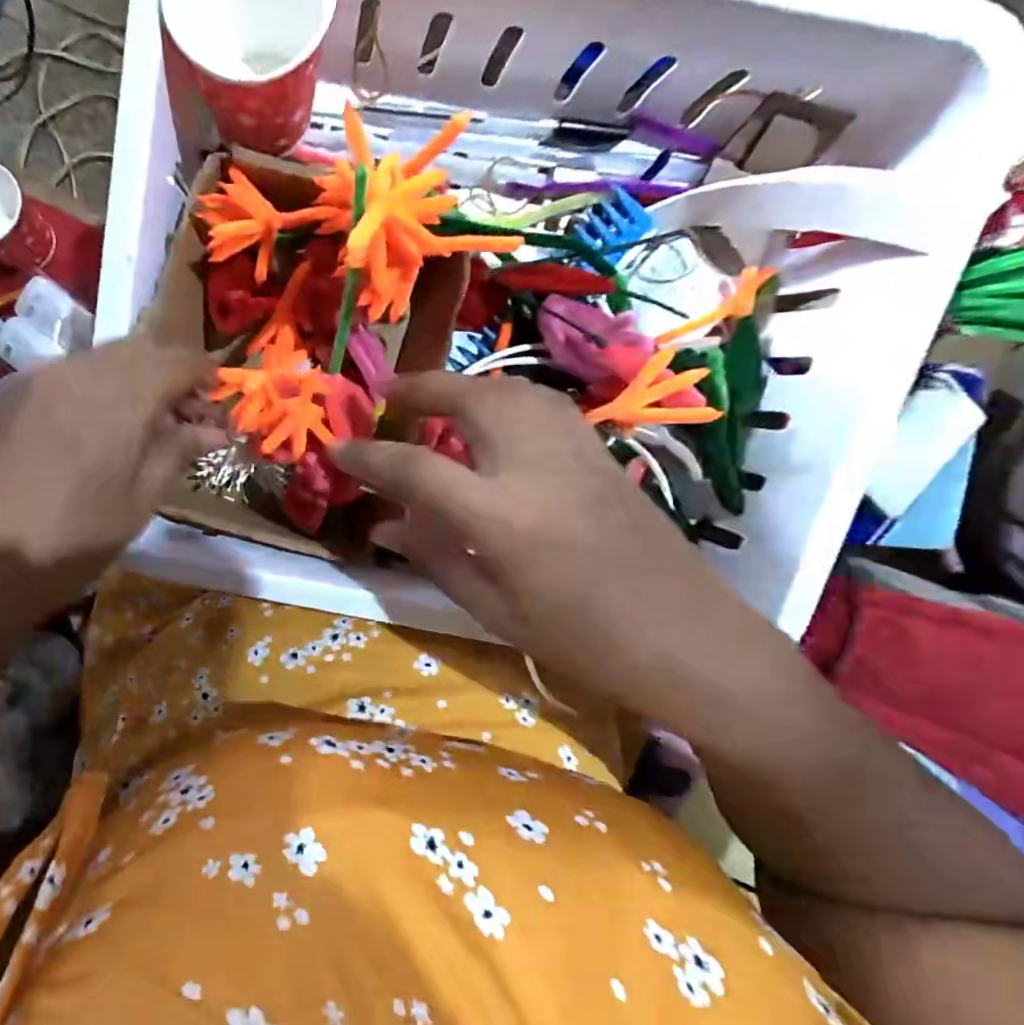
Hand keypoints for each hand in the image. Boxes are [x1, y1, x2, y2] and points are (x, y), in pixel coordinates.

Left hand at [0, 341, 221, 675]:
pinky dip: (93, 389)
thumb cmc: (67, 541)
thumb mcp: (137, 503)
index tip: (216, 404)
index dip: (204, 374)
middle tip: (183, 418)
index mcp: (120, 397)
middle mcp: (78, 371)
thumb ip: (176, 453)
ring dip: (131, 380)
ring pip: (99, 359)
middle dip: (170, 374)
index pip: (178, 359)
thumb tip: (213, 430)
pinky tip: (89, 431)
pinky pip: (63, 375)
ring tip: (139, 427)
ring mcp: (34, 378)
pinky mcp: (2, 394)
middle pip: (139, 349)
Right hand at [332, 372, 722, 687]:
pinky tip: (493, 419)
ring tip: (434, 398)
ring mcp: (574, 450)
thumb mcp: (494, 609)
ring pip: (509, 389)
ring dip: (464, 384)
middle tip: (386, 393)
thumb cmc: (581, 640)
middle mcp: (535, 465)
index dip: (369, 456)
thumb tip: (384, 523)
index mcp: (500, 517)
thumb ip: (434, 556)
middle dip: (420, 387)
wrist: (685, 637)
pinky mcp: (600, 450)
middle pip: (468, 398)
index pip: (416, 469)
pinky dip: (504, 397)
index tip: (338, 448)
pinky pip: (540, 404)